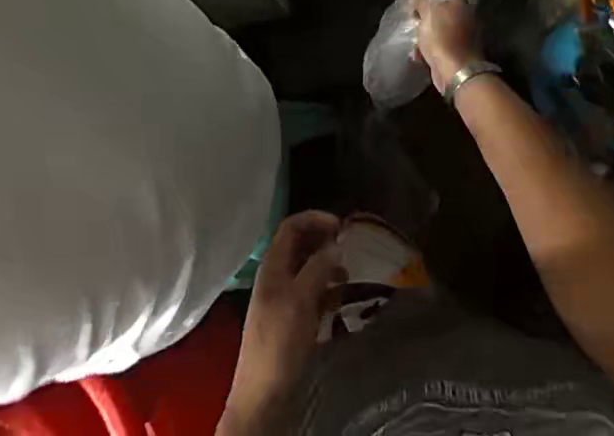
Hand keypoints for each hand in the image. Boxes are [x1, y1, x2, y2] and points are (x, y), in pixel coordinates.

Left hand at [221, 211, 345, 435]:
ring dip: (326, 266)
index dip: (314, 219)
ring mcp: (283, 299)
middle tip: (348, 246)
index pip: (290, 227)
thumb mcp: (300, 300)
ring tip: (348, 274)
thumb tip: (335, 245)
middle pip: (299, 246)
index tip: (341, 225)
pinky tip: (339, 300)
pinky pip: (310, 295)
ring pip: (307, 270)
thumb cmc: (280, 342)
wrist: (264, 395)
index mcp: (272, 266)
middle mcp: (276, 277)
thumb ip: (317, 269)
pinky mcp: (292, 321)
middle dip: (322, 241)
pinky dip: (325, 291)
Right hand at [410, 0, 482, 92]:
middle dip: (423, 14)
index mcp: (460, 2)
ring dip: (425, 32)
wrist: (456, 72)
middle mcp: (465, 15)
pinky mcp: (459, 50)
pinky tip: (420, 52)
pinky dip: (431, 45)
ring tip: (415, 38)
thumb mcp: (426, 13)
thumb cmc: (441, 38)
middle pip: (439, 8)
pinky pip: (441, 42)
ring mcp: (464, 33)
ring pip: (439, 26)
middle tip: (412, 19)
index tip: (412, 1)